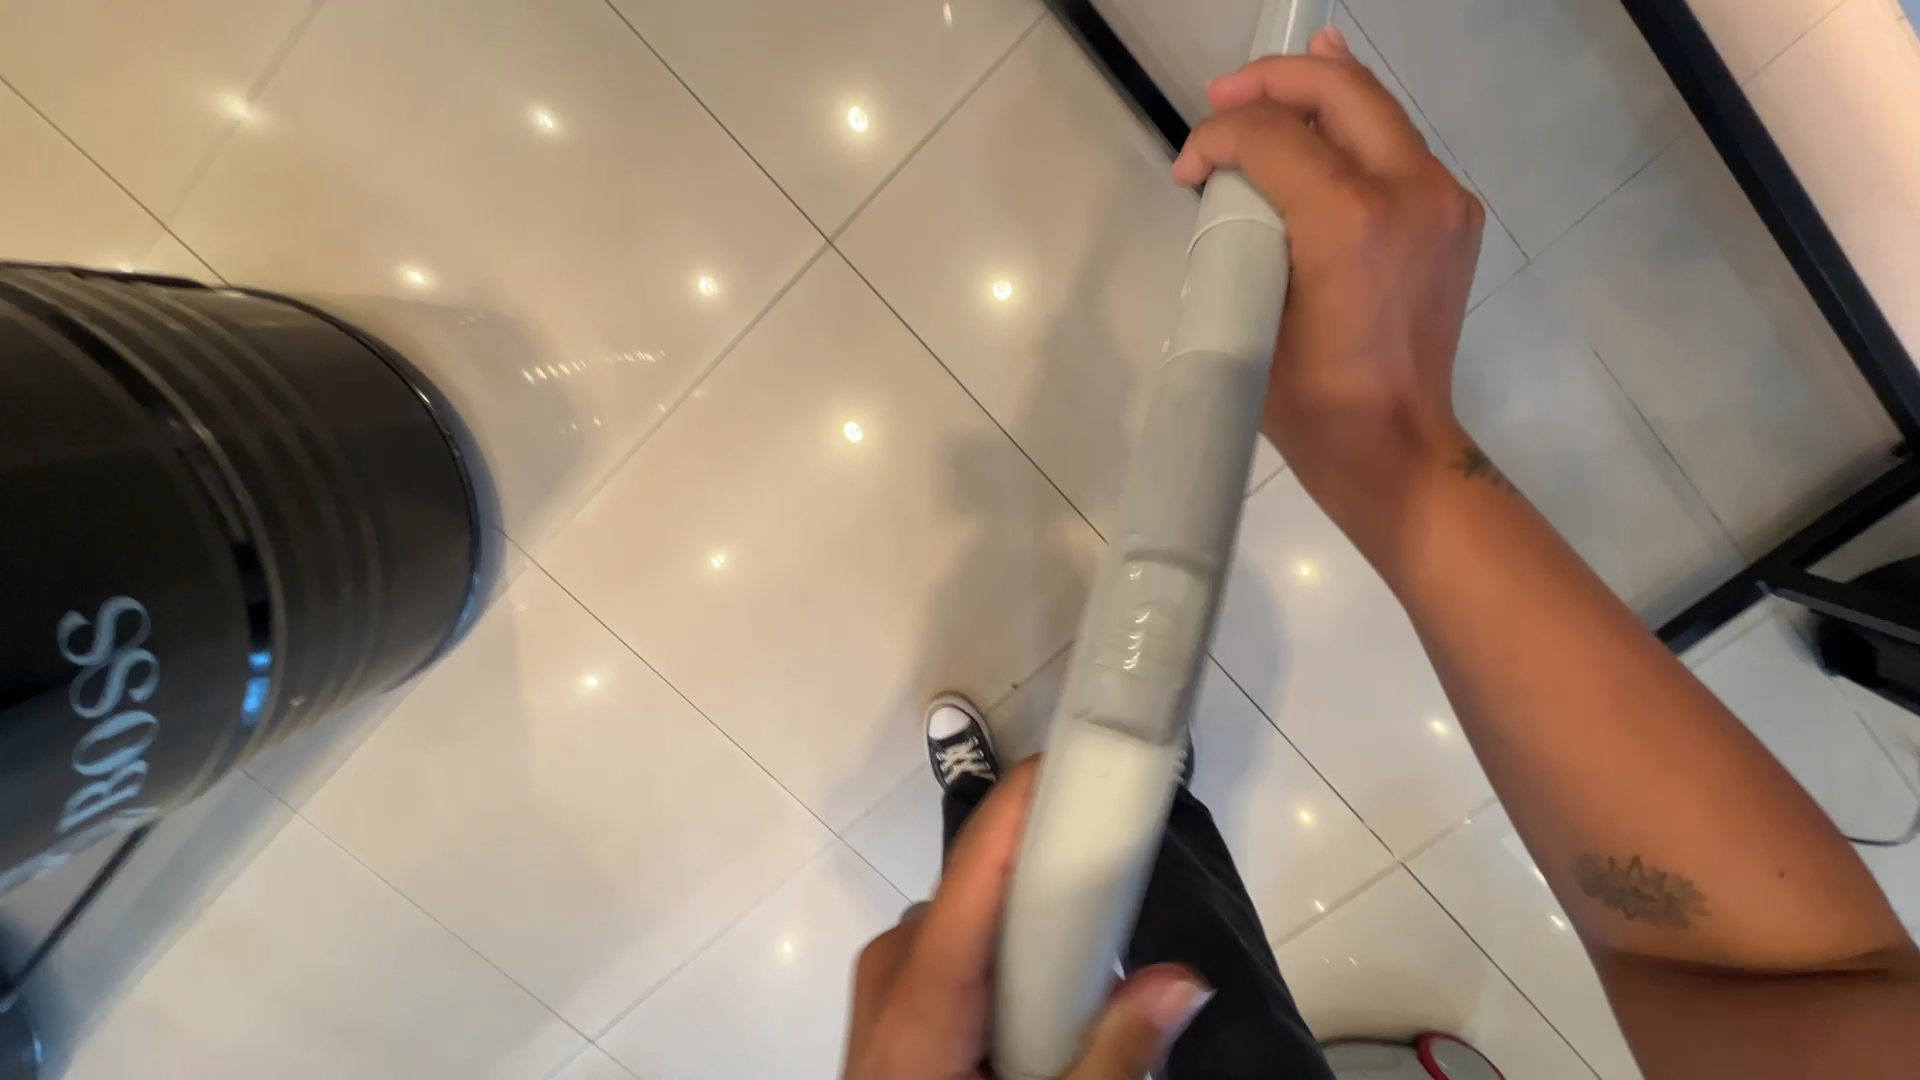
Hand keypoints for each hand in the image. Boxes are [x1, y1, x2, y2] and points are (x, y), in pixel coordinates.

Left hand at [843, 761, 1211, 1078]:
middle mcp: (895, 962)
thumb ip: (1111, 1056)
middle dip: (1045, 873)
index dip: (1020, 805)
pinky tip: (1034, 984)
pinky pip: (955, 935)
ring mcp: (885, 972)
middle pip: (980, 883)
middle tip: (1113, 882)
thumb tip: (1182, 980)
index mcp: (922, 993)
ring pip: (971, 909)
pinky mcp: (890, 988)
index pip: (975, 867)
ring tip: (1080, 955)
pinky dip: (999, 940)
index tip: (1073, 763)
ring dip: (1024, 917)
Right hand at [1172, 27, 1484, 556]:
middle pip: (1341, 94)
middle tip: (1224, 96)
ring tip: (1273, 91)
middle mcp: (1411, 192)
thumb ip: (1246, 244)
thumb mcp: (1254, 321)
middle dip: (1274, 82)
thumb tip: (1231, 199)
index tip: (1188, 168)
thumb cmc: (1308, 405)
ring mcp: (1443, 201)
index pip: (1276, 138)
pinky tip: (1327, 133)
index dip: (1220, 137)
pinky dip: (1357, 129)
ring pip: (1378, 110)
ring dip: (1321, 92)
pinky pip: (1399, 149)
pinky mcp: (1454, 218)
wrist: (1391, 445)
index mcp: (1350, 224)